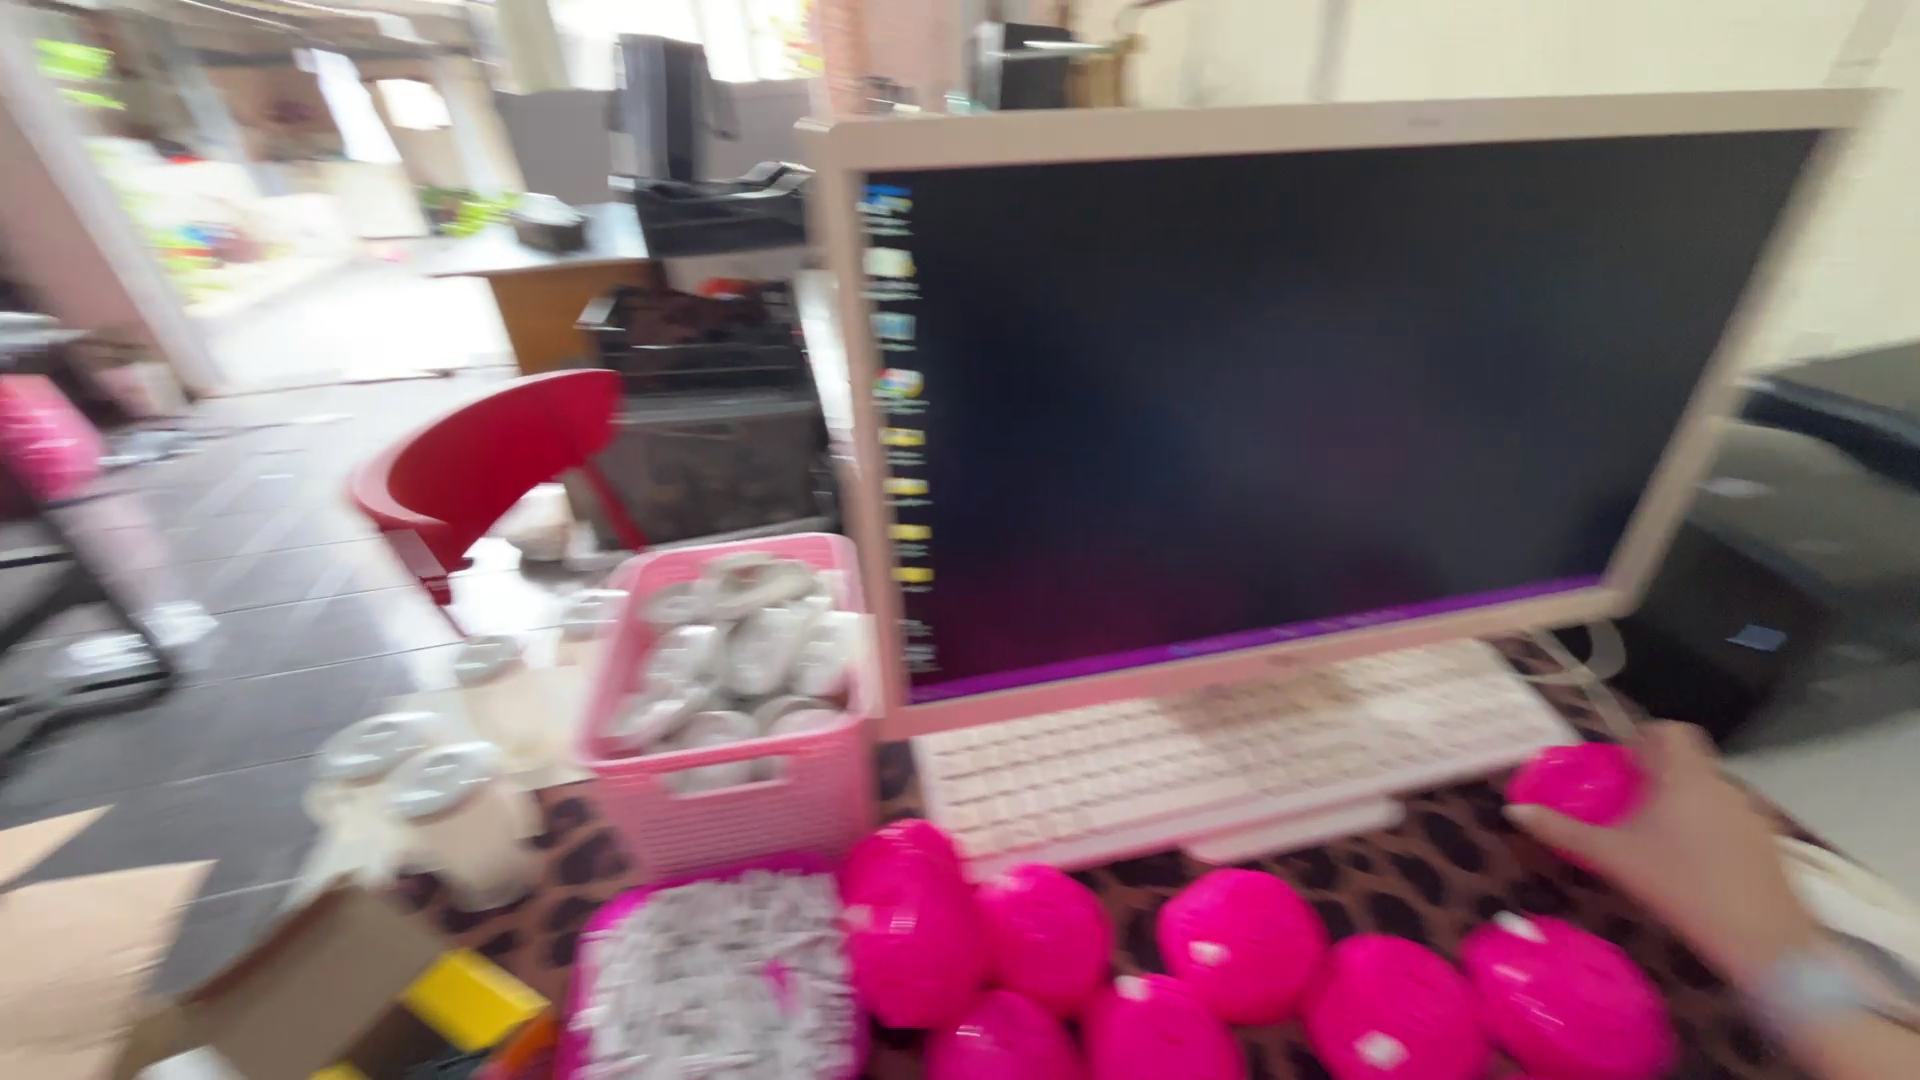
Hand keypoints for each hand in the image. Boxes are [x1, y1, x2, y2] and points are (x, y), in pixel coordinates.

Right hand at [1506, 721, 1817, 985]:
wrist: (1766, 943)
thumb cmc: (1679, 884)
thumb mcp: (1609, 856)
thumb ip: (1558, 829)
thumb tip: (1512, 810)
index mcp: (1685, 778)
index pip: (1671, 731)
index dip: (1643, 738)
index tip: (1621, 765)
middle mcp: (1724, 788)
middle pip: (1687, 763)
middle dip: (1655, 775)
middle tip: (1625, 802)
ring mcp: (1754, 818)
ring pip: (1709, 792)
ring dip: (1681, 802)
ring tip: (1655, 833)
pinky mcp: (1771, 847)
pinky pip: (1730, 819)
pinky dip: (1707, 827)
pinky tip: (1691, 860)